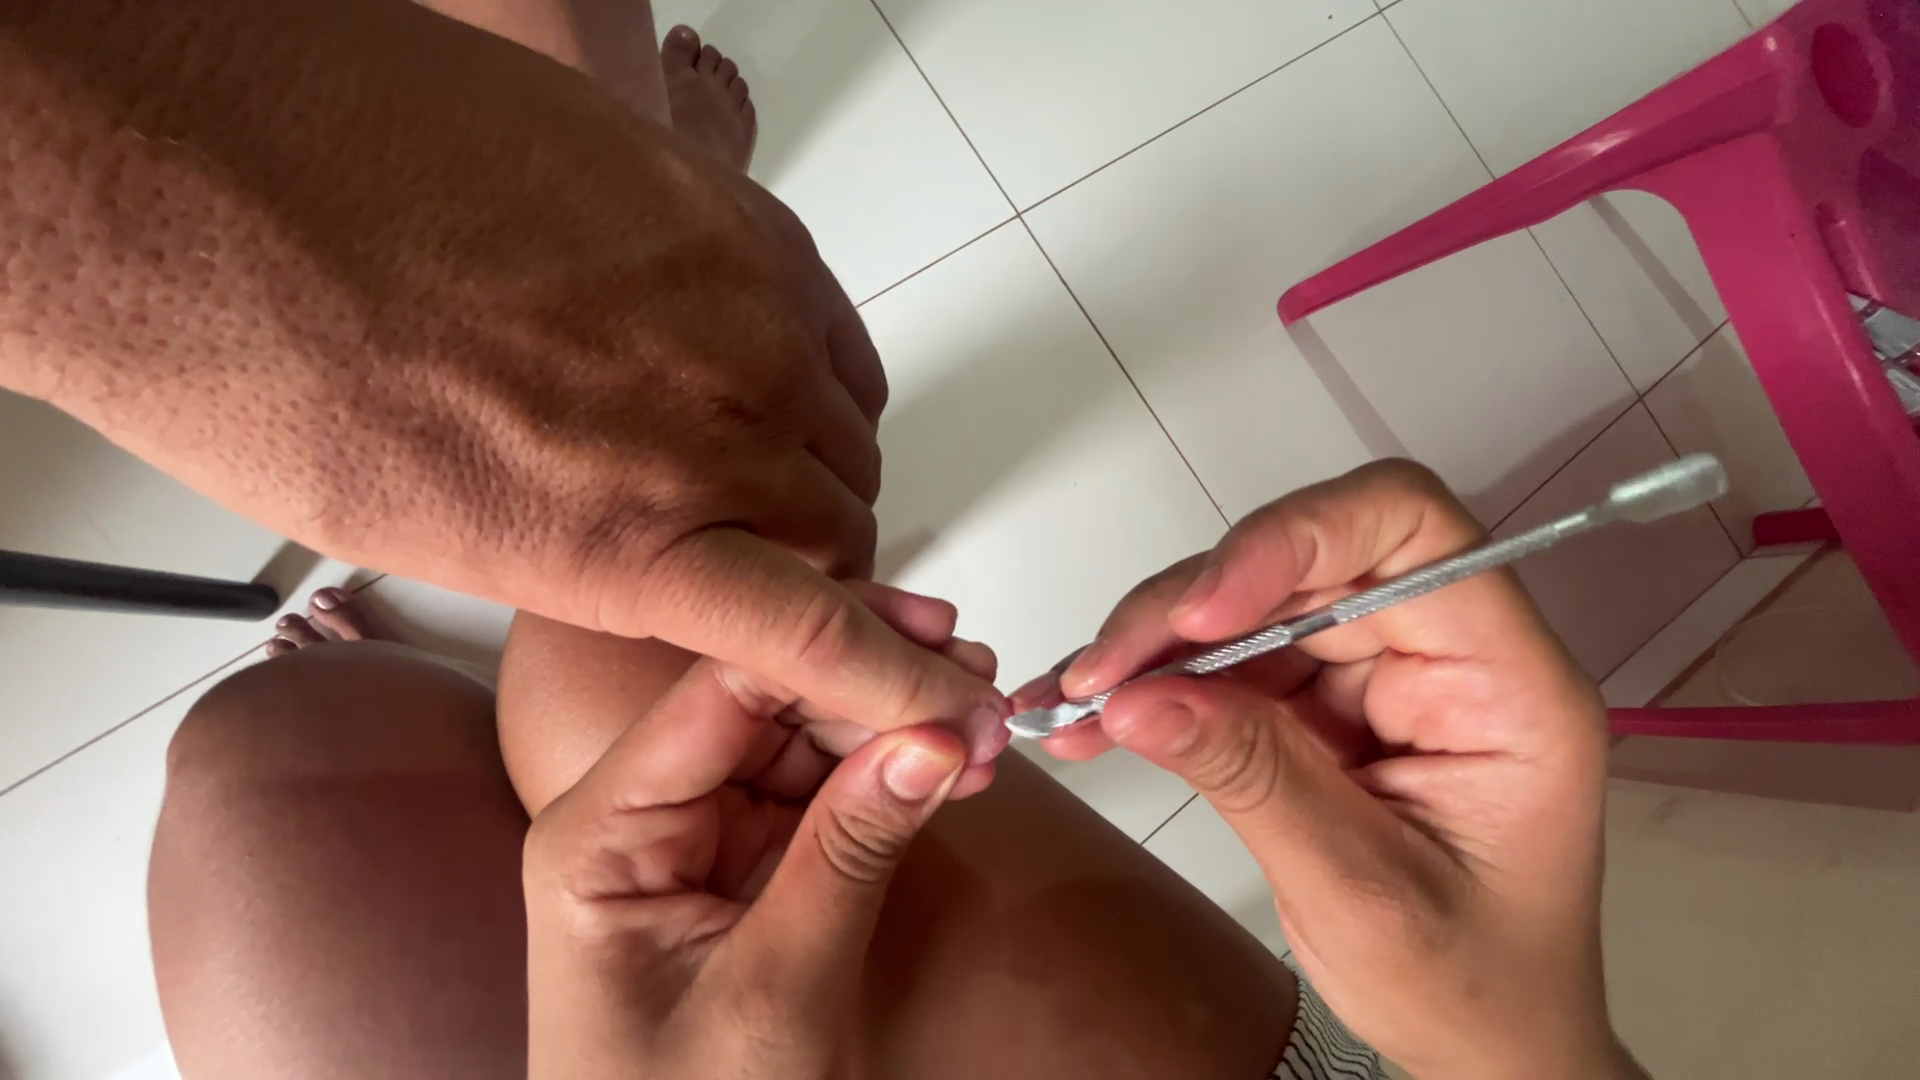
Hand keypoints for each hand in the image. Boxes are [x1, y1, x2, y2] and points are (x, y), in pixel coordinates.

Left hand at [3, 0, 1003, 742]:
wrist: (222, 160)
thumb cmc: (296, 364)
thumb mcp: (461, 543)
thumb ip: (625, 575)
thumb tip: (722, 579)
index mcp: (621, 537)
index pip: (820, 635)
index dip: (906, 685)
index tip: (960, 712)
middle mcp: (709, 427)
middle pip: (844, 529)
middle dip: (815, 557)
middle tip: (756, 543)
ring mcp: (740, 313)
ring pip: (850, 436)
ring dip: (813, 465)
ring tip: (732, 446)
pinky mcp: (746, 229)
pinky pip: (840, 346)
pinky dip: (818, 382)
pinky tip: (751, 373)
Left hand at [522, 585, 986, 1078]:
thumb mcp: (778, 993)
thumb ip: (852, 851)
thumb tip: (934, 736)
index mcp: (604, 829)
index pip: (724, 693)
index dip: (835, 660)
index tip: (936, 664)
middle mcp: (647, 807)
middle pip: (771, 699)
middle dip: (879, 686)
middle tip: (977, 680)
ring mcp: (703, 823)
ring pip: (809, 733)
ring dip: (898, 721)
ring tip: (982, 717)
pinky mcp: (750, 846)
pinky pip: (827, 781)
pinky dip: (894, 769)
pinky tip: (952, 765)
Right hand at [1032, 461, 1645, 1079]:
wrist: (1470, 1034)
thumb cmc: (1466, 983)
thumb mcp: (1360, 894)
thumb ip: (1253, 779)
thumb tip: (1135, 699)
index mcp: (1496, 676)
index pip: (1404, 531)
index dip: (1294, 538)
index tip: (1199, 615)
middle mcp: (1421, 646)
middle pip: (1286, 565)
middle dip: (1177, 614)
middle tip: (1092, 679)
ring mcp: (1352, 665)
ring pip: (1228, 607)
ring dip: (1140, 649)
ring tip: (1069, 704)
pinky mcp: (1296, 691)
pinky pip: (1206, 661)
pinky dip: (1139, 683)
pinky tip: (1080, 714)